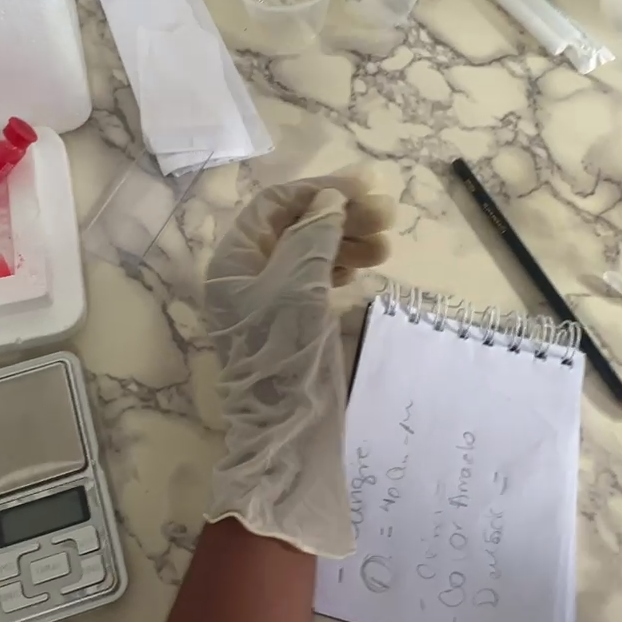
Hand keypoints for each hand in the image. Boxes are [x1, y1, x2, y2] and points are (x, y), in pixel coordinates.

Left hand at [201, 171, 394, 557]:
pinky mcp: (293, 321)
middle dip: (340, 216)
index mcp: (234, 261)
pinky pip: (317, 279)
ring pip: (310, 252)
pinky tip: (367, 267)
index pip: (273, 205)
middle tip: (386, 217)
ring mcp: (270, 299)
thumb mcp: (299, 286)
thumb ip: (314, 235)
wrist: (289, 433)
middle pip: (295, 226)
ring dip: (347, 240)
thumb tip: (330, 200)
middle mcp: (247, 275)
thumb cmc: (285, 353)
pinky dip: (342, 268)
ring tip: (386, 246)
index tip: (366, 189)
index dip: (318, 191)